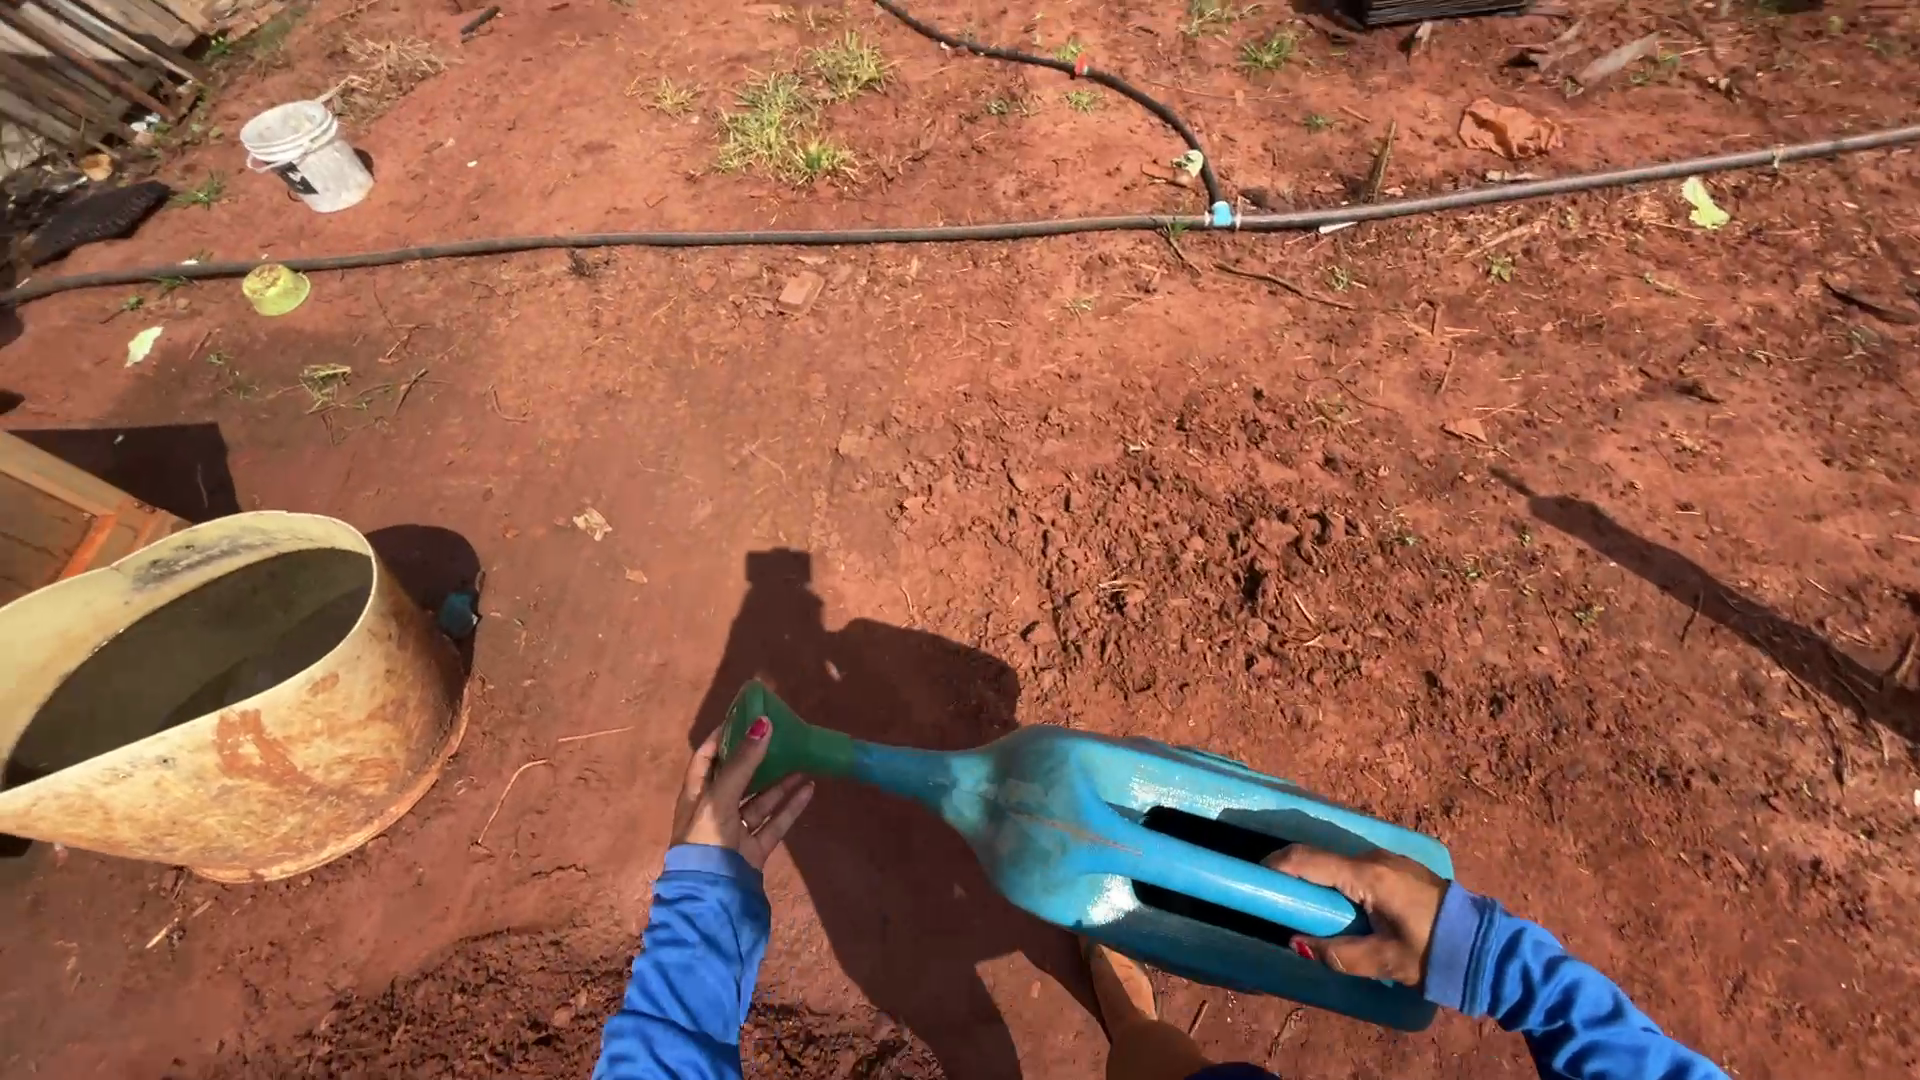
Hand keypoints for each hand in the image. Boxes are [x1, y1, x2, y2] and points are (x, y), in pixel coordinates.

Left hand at [671, 717, 813, 869]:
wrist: (710, 898)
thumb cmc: (706, 840)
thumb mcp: (720, 797)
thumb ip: (743, 762)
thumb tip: (763, 722)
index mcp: (696, 796)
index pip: (707, 757)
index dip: (723, 736)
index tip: (745, 717)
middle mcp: (714, 811)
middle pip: (737, 777)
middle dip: (757, 758)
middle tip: (780, 736)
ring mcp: (735, 832)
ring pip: (760, 800)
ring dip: (780, 782)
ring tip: (802, 761)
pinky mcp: (753, 850)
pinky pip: (774, 823)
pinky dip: (791, 807)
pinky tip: (808, 789)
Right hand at [1263, 845, 1446, 986]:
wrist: (1490, 950)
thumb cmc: (1435, 955)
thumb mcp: (1386, 962)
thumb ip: (1338, 954)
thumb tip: (1295, 943)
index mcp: (1366, 875)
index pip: (1307, 860)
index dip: (1276, 865)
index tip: (1253, 874)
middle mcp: (1373, 858)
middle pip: (1319, 856)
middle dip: (1292, 870)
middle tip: (1273, 891)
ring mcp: (1388, 859)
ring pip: (1338, 861)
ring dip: (1317, 876)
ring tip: (1304, 901)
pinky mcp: (1400, 868)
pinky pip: (1356, 866)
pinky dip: (1338, 878)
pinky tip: (1339, 902)